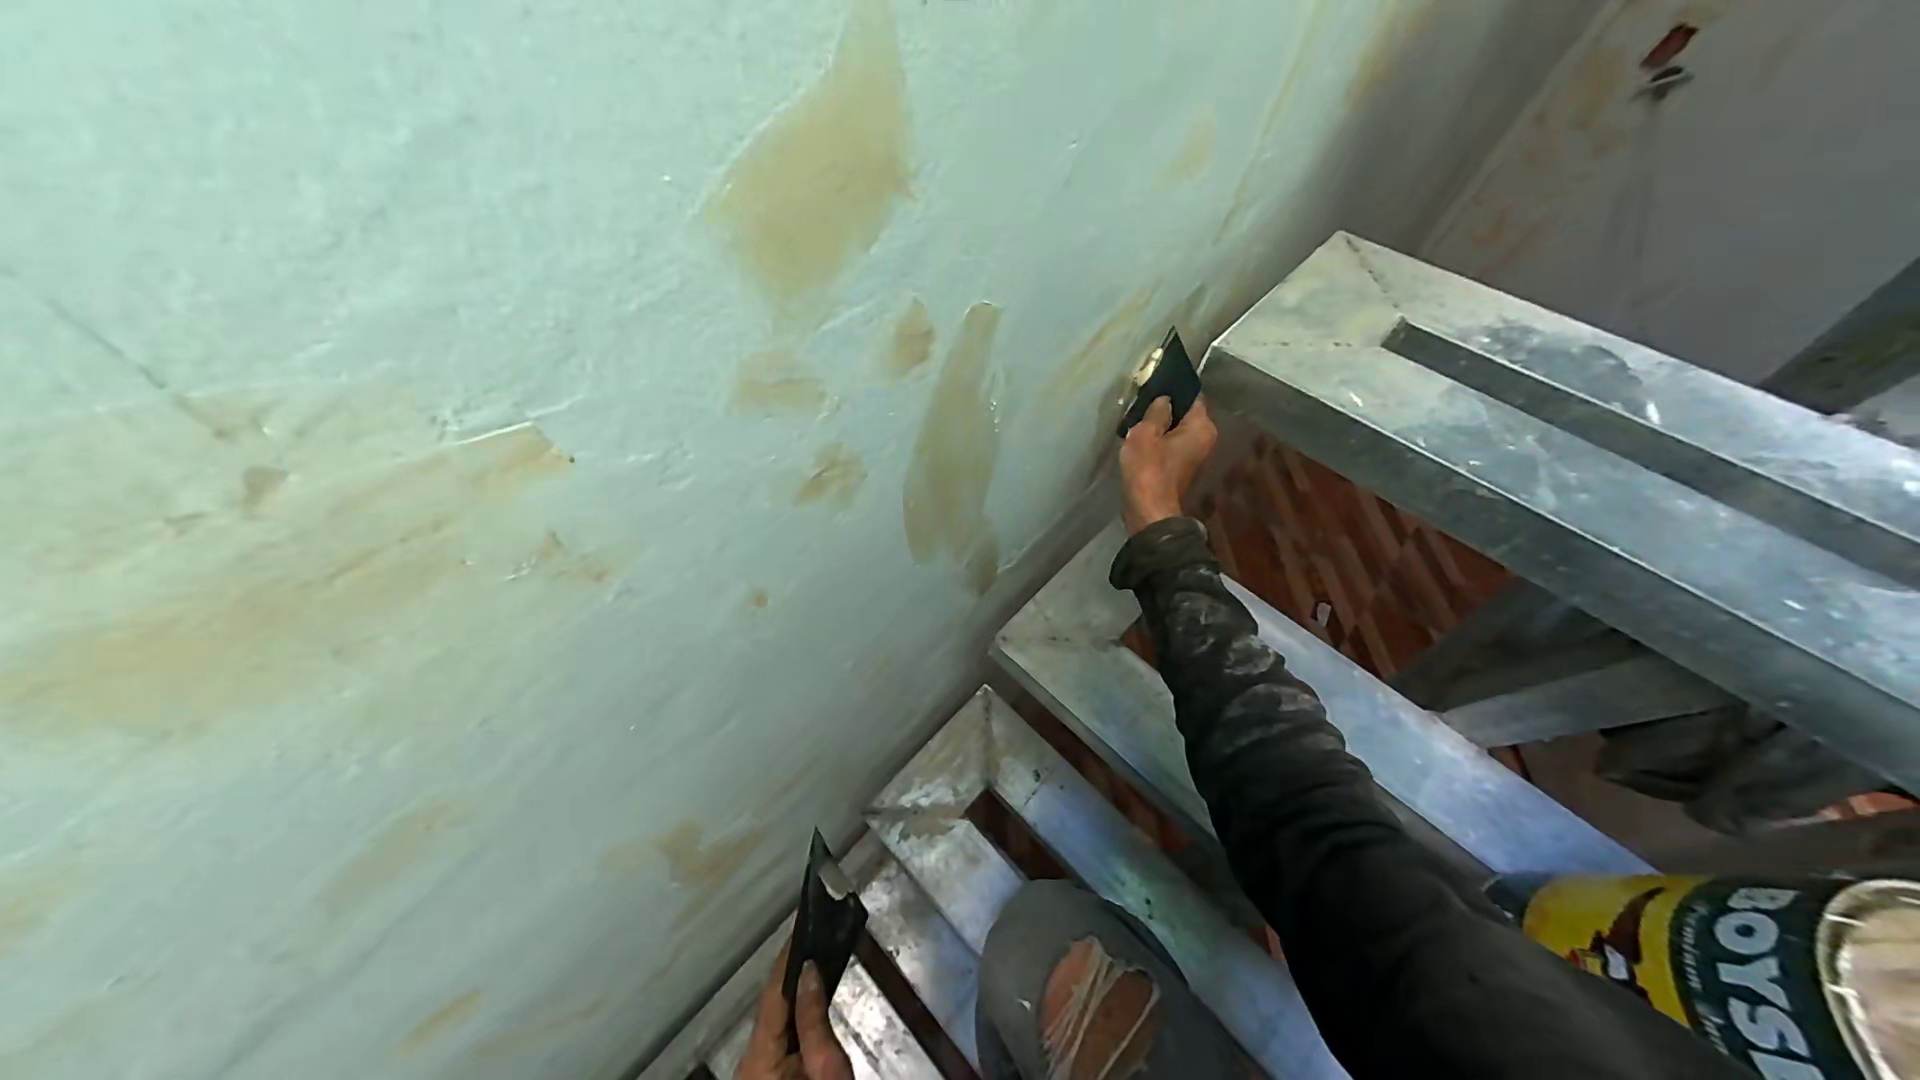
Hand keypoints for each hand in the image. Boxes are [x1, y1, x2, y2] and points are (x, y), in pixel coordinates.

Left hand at [736, 943, 852, 1079]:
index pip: (772, 994)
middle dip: (794, 970)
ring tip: (816, 953)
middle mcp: (750, 1059)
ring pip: (776, 1015)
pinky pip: (779, 1031)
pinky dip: (795, 1009)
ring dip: (795, 987)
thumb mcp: (827, 1069)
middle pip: (772, 1003)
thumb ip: (815, 1022)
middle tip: (816, 934)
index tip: (804, 926)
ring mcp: (756, 1066)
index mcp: (759, 1057)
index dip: (787, 959)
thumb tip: (810, 970)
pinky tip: (809, 992)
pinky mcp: (766, 1071)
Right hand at [1120, 396, 1217, 532]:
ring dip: (1159, 426)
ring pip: (1176, 430)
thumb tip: (1164, 400)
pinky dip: (1158, 442)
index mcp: (1202, 427)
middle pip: (1184, 414)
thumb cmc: (1148, 470)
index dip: (1173, 389)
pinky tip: (1140, 440)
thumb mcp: (1146, 434)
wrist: (1148, 511)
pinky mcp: (1180, 468)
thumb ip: (1156, 412)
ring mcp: (1194, 456)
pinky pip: (1170, 445)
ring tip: (1137, 421)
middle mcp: (1204, 439)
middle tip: (1140, 403)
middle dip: (1165, 408)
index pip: (1192, 396)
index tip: (1153, 384)